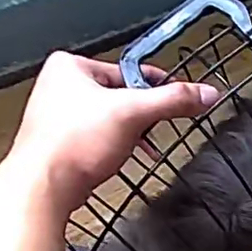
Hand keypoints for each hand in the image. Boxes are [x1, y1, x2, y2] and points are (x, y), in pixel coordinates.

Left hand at [2, 51, 218, 208]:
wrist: (45, 185)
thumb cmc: (73, 143)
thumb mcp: (134, 113)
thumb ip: (174, 101)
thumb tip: (206, 93)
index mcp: (72, 66)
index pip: (131, 71)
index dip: (158, 90)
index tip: (177, 104)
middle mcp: (62, 85)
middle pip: (125, 95)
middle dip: (143, 117)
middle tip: (149, 131)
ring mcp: (62, 113)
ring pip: (115, 117)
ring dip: (132, 134)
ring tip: (133, 147)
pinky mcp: (65, 139)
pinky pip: (103, 136)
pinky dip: (117, 146)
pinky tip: (120, 158)